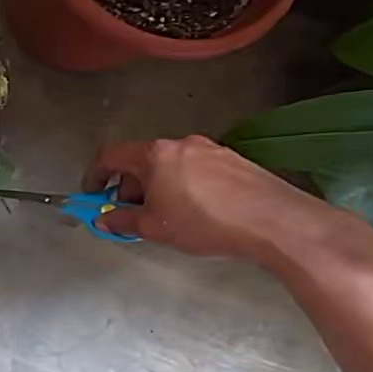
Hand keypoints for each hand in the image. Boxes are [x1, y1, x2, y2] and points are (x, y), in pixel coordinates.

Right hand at [85, 136, 372, 265]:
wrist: (280, 224)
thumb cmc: (206, 222)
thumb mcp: (154, 227)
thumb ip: (122, 220)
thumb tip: (104, 219)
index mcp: (154, 154)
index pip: (110, 156)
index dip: (95, 175)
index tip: (92, 194)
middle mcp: (181, 144)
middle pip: (141, 160)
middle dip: (129, 186)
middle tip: (132, 212)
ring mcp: (212, 150)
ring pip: (170, 165)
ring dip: (158, 186)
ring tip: (167, 215)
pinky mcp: (237, 162)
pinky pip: (196, 170)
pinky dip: (185, 186)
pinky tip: (198, 212)